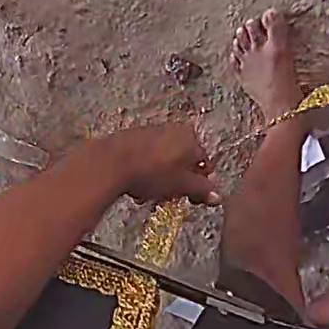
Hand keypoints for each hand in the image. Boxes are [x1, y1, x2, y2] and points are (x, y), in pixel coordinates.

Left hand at [96, 123, 220, 204]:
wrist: (111, 163)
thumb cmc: (150, 171)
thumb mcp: (181, 185)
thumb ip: (201, 189)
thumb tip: (217, 196)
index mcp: (190, 137)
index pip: (203, 163)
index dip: (198, 184)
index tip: (192, 198)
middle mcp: (173, 129)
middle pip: (182, 161)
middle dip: (176, 181)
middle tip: (167, 197)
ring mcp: (151, 131)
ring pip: (163, 160)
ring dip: (159, 178)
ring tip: (148, 192)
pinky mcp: (132, 137)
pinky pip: (146, 157)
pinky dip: (145, 170)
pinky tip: (135, 184)